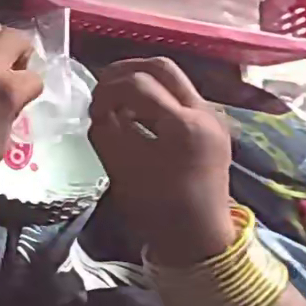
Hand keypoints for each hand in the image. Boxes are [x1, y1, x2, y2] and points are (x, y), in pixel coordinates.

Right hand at [89, 58, 236, 263]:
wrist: (199, 238)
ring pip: (172, 77)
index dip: (107, 90)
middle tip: (101, 89)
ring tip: (116, 102)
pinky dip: (153, 96)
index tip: (92, 110)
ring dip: (139, 82)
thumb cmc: (157, 208)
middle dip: (124, 72)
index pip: (137, 83)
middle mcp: (204, 112)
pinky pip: (179, 95)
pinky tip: (135, 115)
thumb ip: (105, 129)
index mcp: (184, 125)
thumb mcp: (120, 166)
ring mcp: (212, 117)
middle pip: (161, 67)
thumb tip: (98, 108)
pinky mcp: (211, 125)